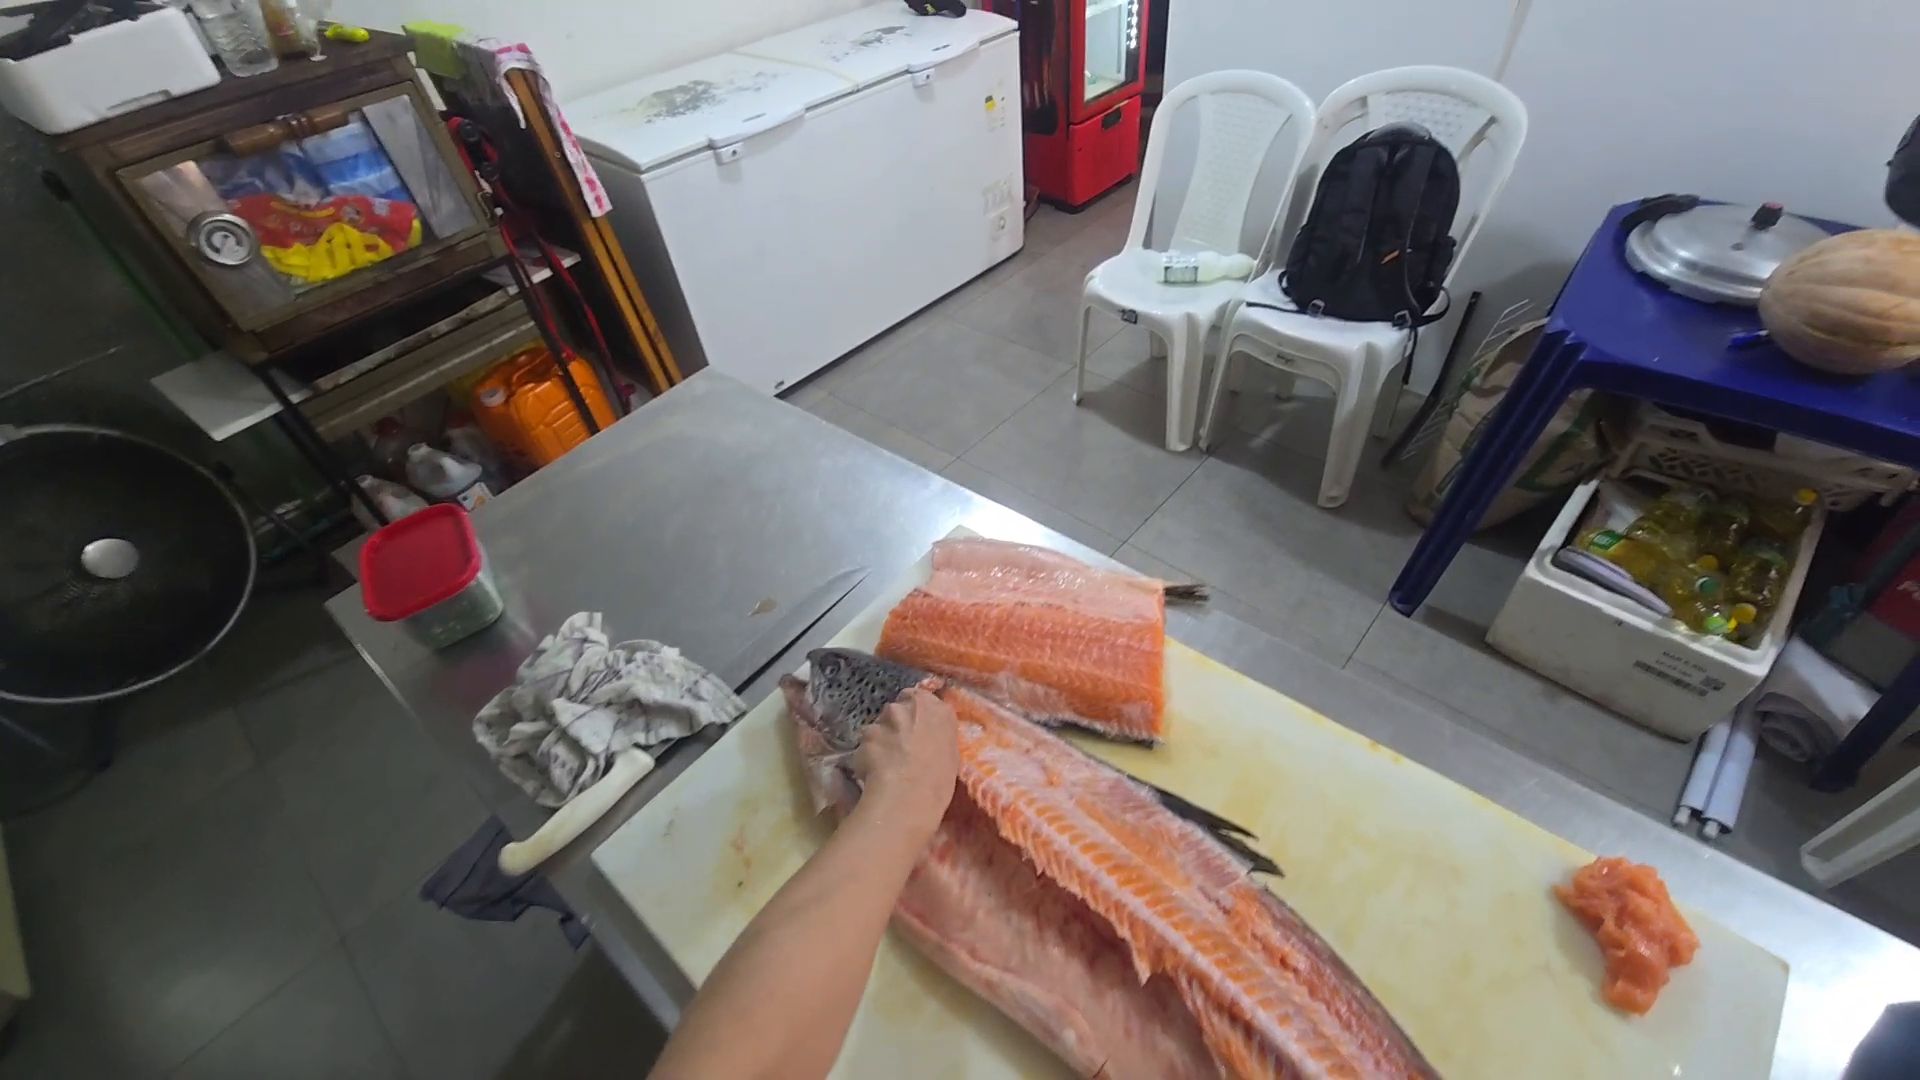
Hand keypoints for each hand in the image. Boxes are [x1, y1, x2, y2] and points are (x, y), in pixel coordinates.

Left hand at [852, 686, 958, 837]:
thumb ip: (935, 735)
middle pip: (897, 708)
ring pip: (879, 725)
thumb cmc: (938, 781)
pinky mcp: (866, 732)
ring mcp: (887, 717)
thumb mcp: (950, 754)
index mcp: (939, 710)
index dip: (914, 714)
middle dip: (895, 724)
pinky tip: (873, 771)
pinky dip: (868, 754)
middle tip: (898, 748)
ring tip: (884, 764)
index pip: (921, 698)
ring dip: (880, 739)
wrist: (909, 795)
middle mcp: (911, 706)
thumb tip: (925, 738)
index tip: (913, 729)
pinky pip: (866, 743)